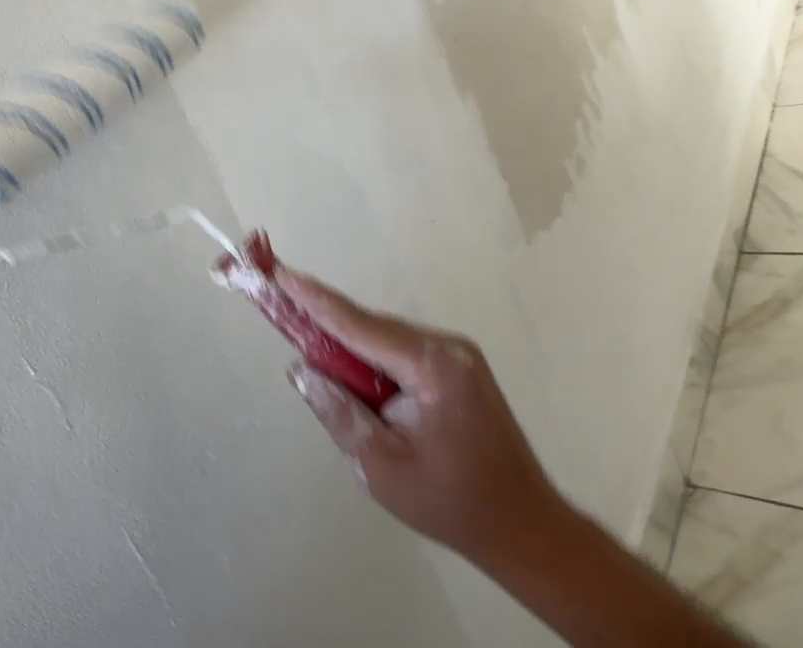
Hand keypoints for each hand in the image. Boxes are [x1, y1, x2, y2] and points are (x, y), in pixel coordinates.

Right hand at [279, 269, 566, 568]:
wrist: (526, 529)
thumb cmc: (452, 502)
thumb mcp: (379, 465)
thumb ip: (337, 411)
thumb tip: (301, 370)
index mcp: (432, 366)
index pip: (355, 323)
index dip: (310, 298)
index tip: (276, 273)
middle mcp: (446, 348)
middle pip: (367, 327)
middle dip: (322, 324)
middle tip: (276, 310)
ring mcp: (455, 357)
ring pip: (380, 340)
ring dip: (345, 350)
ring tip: (314, 366)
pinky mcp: (456, 371)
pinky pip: (396, 353)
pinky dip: (368, 362)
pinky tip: (352, 383)